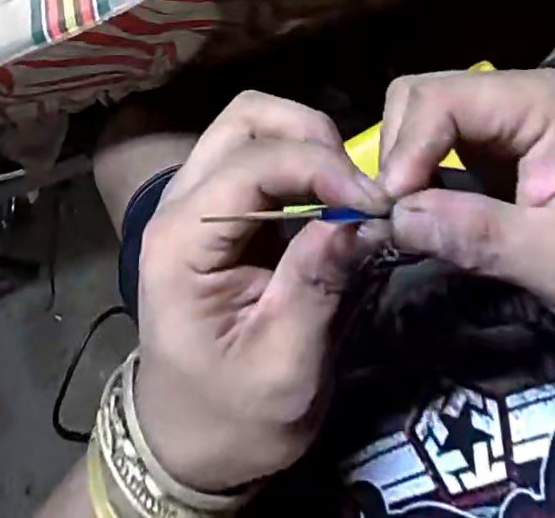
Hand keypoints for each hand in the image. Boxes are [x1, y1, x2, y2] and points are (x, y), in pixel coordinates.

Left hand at [132, 92, 391, 490]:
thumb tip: (363, 217)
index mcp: (181, 239)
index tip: (375, 204)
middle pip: (245, 119)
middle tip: (357, 189)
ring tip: (347, 193)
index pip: (252, 164)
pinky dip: (299, 162)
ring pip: (250, 127)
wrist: (183, 436)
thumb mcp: (284, 370)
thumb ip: (318, 285)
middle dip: (310, 136)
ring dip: (306, 144)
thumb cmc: (229, 416)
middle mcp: (178, 200)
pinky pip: (257, 155)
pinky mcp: (215, 205)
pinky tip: (327, 199)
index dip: (319, 167)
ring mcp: (193, 196)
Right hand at [378, 68, 554, 354]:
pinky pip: (438, 145)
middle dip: (396, 151)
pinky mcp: (503, 149)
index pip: (438, 100)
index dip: (404, 149)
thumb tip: (392, 220)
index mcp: (539, 104)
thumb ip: (480, 237)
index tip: (392, 210)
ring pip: (421, 118)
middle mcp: (517, 98)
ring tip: (409, 217)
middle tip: (396, 212)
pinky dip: (420, 175)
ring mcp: (509, 121)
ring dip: (403, 164)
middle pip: (419, 97)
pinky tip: (429, 213)